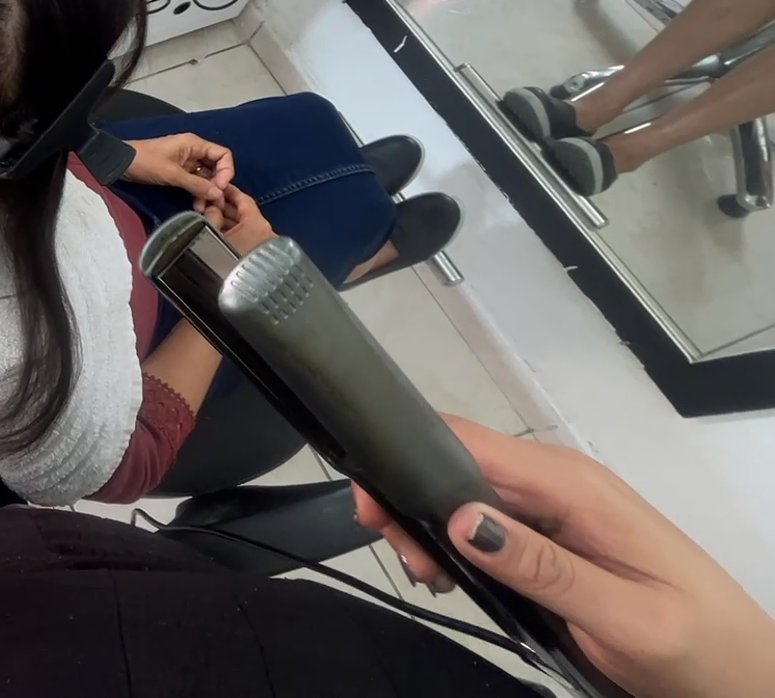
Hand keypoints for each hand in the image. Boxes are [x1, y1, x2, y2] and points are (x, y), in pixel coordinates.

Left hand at [121, 133, 233, 209]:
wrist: (120, 163)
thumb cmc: (145, 162)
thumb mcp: (171, 174)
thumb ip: (196, 184)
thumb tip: (218, 194)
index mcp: (194, 144)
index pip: (223, 154)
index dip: (226, 171)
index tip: (220, 187)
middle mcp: (193, 151)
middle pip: (216, 167)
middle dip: (217, 184)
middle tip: (215, 201)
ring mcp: (185, 162)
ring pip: (204, 177)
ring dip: (206, 191)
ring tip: (204, 207)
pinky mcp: (177, 172)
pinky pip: (193, 181)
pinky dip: (196, 192)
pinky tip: (196, 204)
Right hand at [209, 184, 274, 254]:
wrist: (238, 289)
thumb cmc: (226, 258)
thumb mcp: (213, 233)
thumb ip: (211, 217)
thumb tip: (211, 208)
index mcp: (256, 223)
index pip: (244, 200)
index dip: (230, 192)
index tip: (217, 187)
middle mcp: (264, 232)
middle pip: (244, 213)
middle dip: (225, 207)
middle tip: (208, 204)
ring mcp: (263, 245)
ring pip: (244, 227)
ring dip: (227, 222)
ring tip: (210, 220)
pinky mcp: (258, 256)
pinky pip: (245, 238)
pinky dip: (233, 233)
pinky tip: (218, 234)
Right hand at [353, 416, 774, 697]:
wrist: (754, 689)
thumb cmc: (705, 656)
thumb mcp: (631, 622)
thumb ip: (547, 570)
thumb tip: (460, 518)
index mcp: (573, 485)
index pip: (464, 440)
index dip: (404, 460)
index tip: (375, 511)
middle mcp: (552, 479)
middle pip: (446, 460)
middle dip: (407, 502)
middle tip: (407, 559)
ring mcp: (546, 501)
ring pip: (451, 487)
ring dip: (422, 525)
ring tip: (427, 573)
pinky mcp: (539, 526)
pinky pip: (473, 513)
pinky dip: (445, 538)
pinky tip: (447, 572)